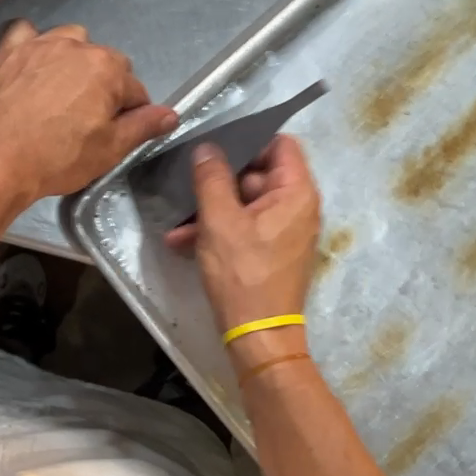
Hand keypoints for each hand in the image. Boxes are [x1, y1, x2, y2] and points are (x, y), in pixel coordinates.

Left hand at [0, 20, 176, 211]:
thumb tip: (171, 115)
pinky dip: (35, 46)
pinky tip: (34, 66)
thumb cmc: (58, 158)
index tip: (119, 132)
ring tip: (65, 93)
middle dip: (105, 86)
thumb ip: (143, 127)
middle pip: (105, 63)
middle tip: (90, 121)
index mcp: (107, 69)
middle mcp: (76, 46)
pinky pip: (27, 35)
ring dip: (75, 61)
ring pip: (71, 41)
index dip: (132, 113)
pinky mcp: (9, 53)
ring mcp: (40, 45)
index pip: (135, 89)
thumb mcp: (110, 149)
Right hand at [166, 134, 321, 364]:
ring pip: (245, 206)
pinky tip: (183, 242)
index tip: (214, 147)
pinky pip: (244, 230)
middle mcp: (298, 208)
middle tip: (187, 184)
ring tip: (177, 222)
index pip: (280, 144)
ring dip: (211, 211)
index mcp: (296, 192)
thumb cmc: (243, 274)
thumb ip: (212, 178)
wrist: (258, 335)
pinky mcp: (271, 254)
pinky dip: (218, 232)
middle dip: (219, 181)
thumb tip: (207, 148)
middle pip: (258, 175)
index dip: (248, 140)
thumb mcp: (220, 221)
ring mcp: (285, 233)